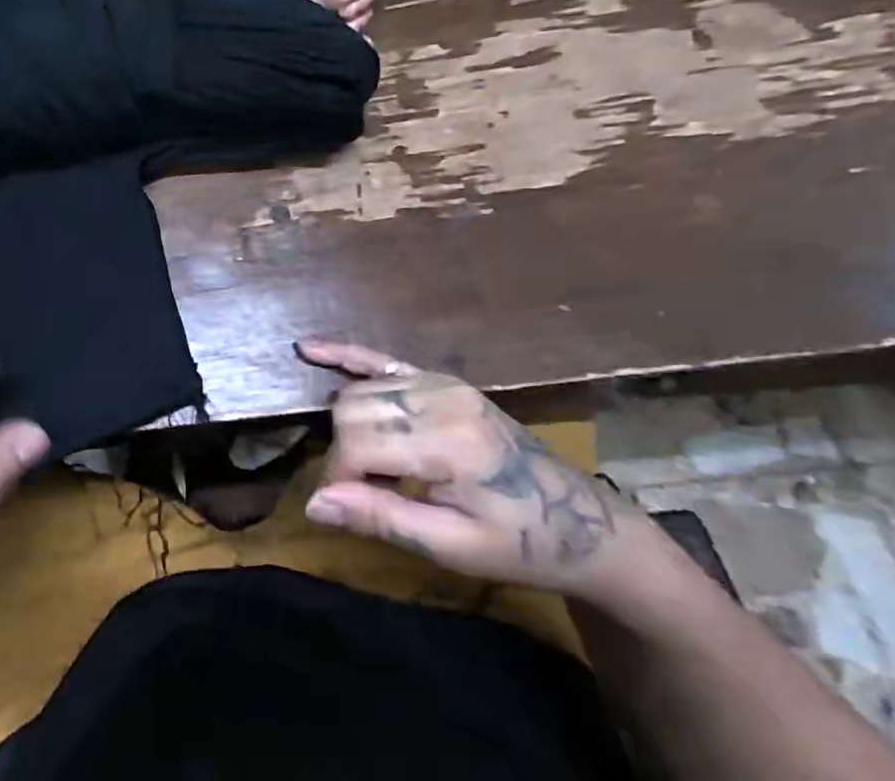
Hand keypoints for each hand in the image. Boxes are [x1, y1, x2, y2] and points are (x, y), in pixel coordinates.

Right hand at [296, 340, 660, 602]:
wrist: (587, 526)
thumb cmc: (522, 545)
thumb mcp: (453, 547)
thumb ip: (380, 518)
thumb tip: (311, 503)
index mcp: (451, 443)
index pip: (356, 444)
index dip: (339, 479)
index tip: (349, 509)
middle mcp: (443, 399)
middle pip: (349, 411)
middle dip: (344, 452)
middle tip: (369, 492)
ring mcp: (443, 384)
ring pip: (356, 391)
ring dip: (348, 427)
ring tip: (378, 467)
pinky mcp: (442, 381)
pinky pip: (379, 359)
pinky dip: (343, 355)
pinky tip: (308, 348)